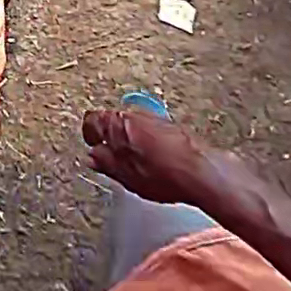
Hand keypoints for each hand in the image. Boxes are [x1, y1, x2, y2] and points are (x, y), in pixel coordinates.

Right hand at [82, 108, 263, 209]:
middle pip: (110, 120)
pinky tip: (151, 161)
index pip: (91, 120)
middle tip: (111, 159)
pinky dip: (143, 140)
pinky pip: (145, 128)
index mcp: (116, 123)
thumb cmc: (164, 174)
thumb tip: (93, 156)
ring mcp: (151, 117)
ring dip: (127, 139)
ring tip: (134, 163)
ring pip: (129, 124)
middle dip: (109, 138)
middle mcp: (132, 113)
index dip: (89, 135)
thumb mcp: (127, 176)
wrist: (200, 171)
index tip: (92, 147)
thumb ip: (106, 163)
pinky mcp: (166, 124)